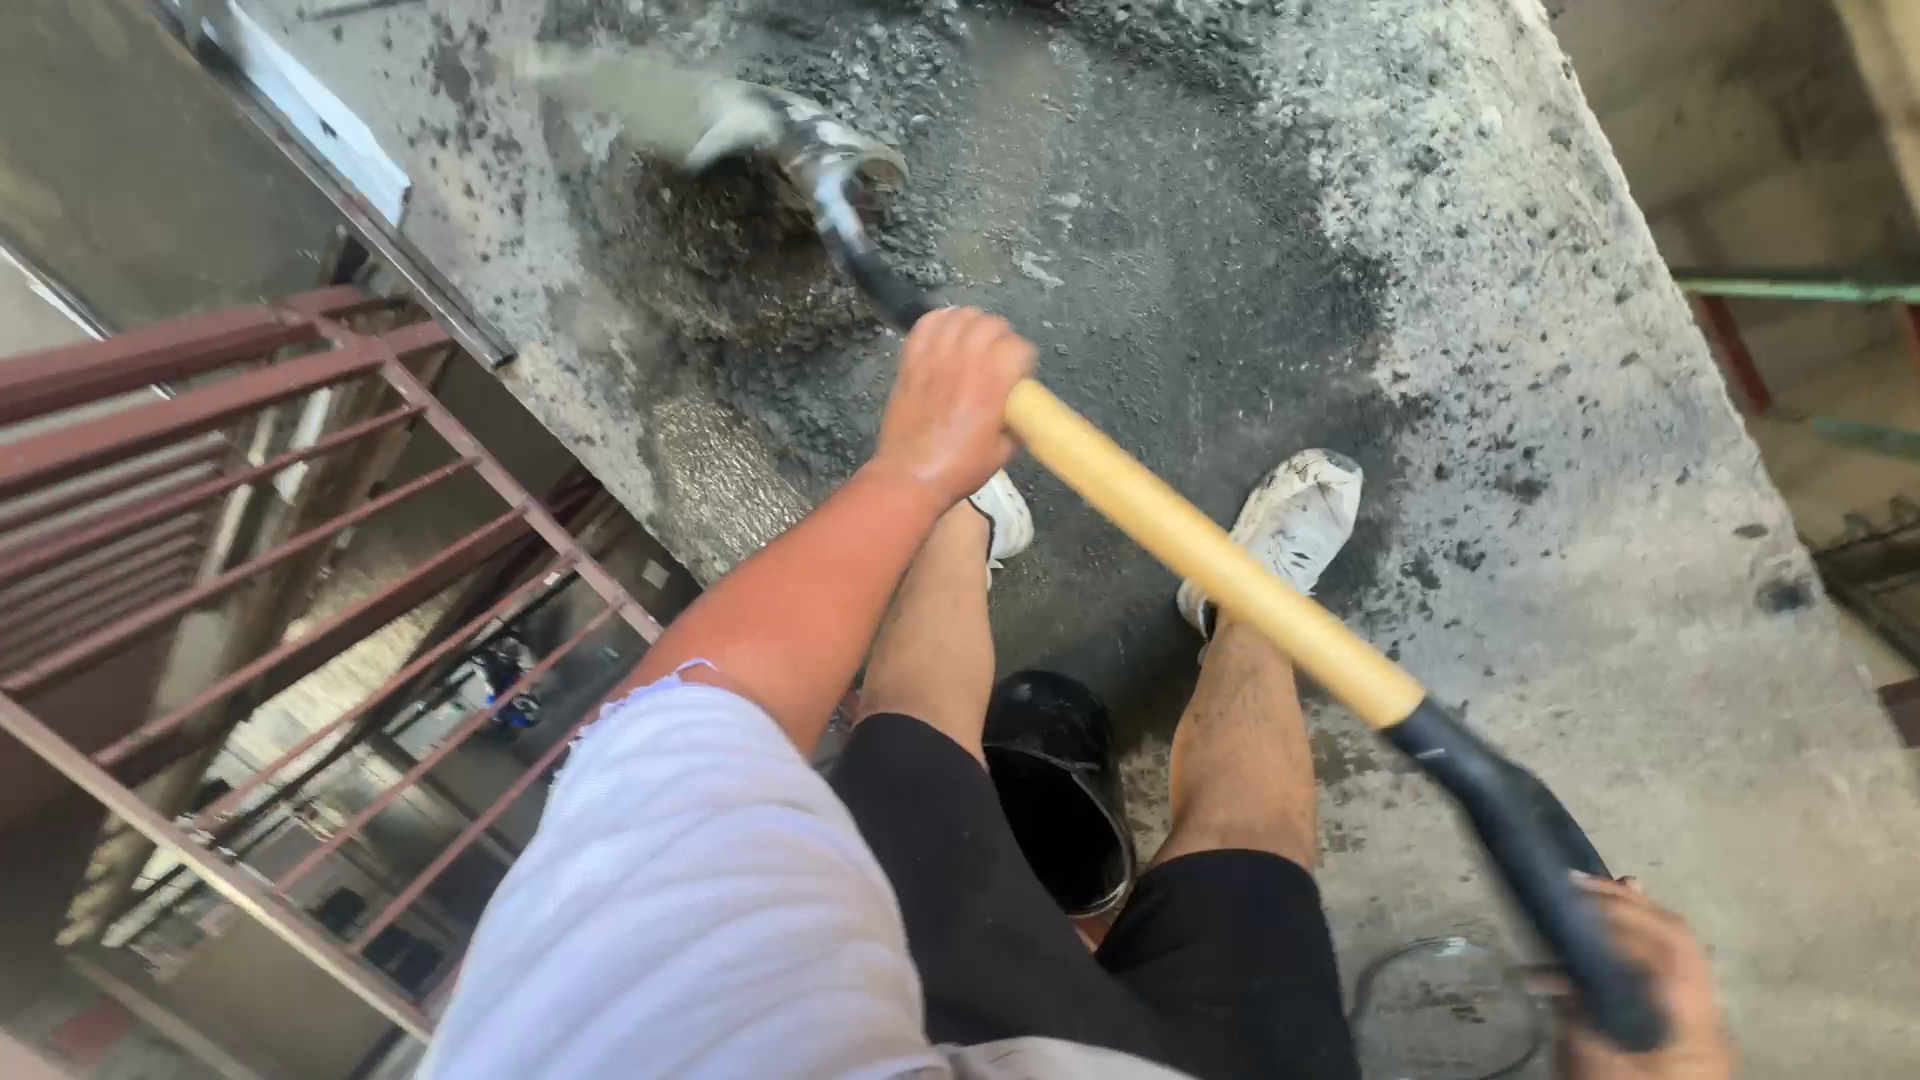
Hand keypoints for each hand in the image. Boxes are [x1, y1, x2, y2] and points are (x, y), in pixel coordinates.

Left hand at [872, 307, 1035, 505]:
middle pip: (991, 324)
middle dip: (1002, 336)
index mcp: (992, 385)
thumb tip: (1017, 413)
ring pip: (959, 316)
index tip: (1020, 374)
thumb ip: (1015, 424)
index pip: (1018, 347)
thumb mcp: (1002, 452)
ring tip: (974, 339)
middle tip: (999, 354)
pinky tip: (947, 330)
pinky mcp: (911, 362)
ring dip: (972, 323)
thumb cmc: (959, 469)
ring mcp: (934, 359)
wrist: (910, 476)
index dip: (1024, 359)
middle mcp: (965, 363)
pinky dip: (940, 320)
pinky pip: (925, 324)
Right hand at [1557, 876, 1735, 1079]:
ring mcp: (1697, 1021)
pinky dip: (1632, 938)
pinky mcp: (1681, 1027)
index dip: (1623, 911)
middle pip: (1678, 940)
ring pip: (1673, 951)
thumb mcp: (1592, 1054)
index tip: (1572, 894)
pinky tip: (1605, 924)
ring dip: (1628, 915)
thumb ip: (1582, 1003)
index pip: (1670, 946)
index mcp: (1692, 1021)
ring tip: (1585, 890)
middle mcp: (1704, 1014)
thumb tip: (1558, 960)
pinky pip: (1663, 970)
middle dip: (1625, 904)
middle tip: (1574, 883)